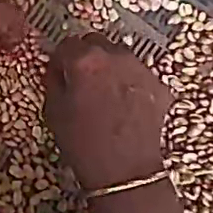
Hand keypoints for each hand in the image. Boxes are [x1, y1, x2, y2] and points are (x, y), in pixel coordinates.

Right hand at [44, 33, 172, 191]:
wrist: (124, 170)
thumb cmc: (82, 142)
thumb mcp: (54, 111)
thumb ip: (54, 81)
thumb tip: (57, 70)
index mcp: (85, 61)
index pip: (67, 44)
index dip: (60, 60)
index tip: (58, 73)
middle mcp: (116, 56)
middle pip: (96, 42)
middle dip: (85, 56)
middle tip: (80, 80)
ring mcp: (141, 69)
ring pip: (119, 56)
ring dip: (108, 67)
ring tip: (103, 94)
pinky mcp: (159, 85)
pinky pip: (137, 74)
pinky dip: (129, 83)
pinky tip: (123, 105)